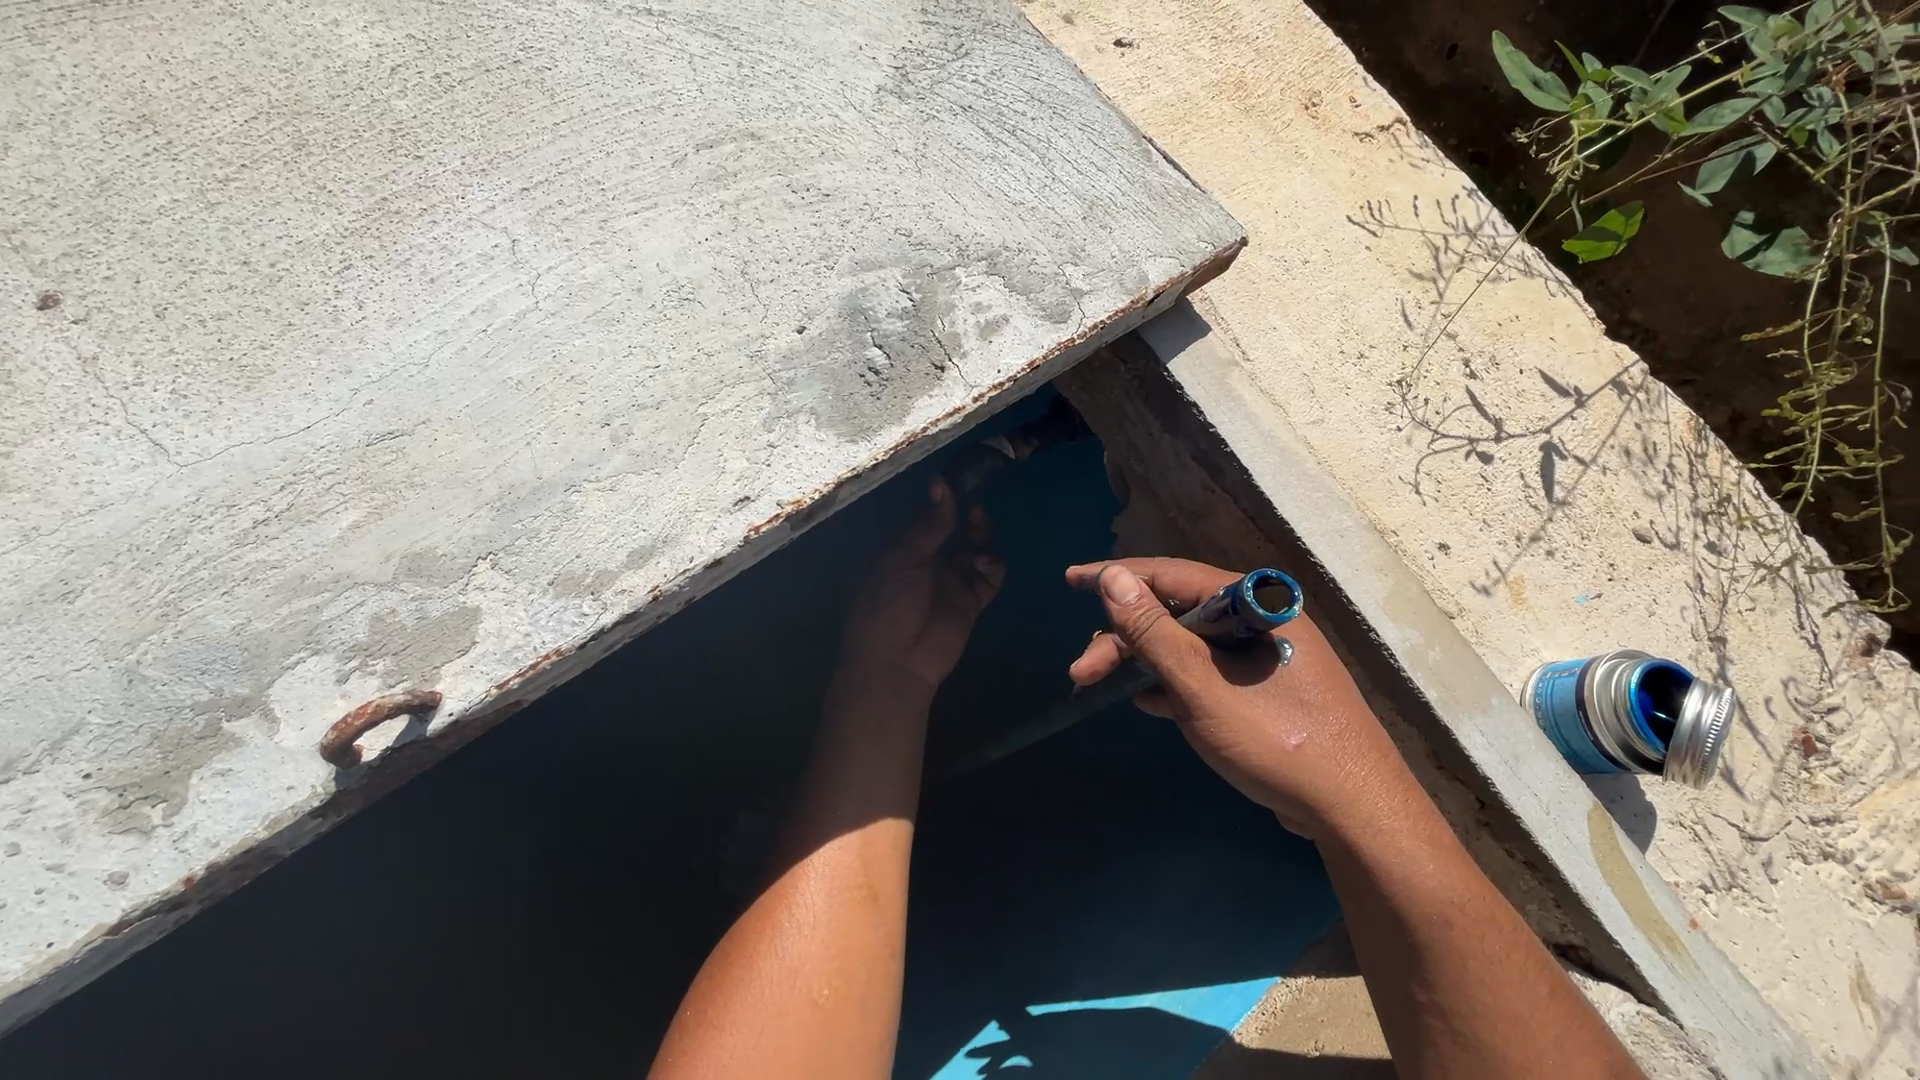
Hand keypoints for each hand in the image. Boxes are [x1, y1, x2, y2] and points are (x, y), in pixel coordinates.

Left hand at [838, 477, 1005, 701]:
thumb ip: (927, 526)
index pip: (928, 518)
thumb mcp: (901, 561)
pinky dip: (992, 565)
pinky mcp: (971, 602)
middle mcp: (929, 562)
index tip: (956, 479)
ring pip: (975, 549)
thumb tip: (941, 484)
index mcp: (904, 550)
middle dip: (967, 514)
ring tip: (978, 527)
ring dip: (981, 535)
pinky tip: (984, 562)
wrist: (897, 663)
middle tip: (976, 501)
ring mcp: (952, 583)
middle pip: (956, 530)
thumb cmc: (887, 607)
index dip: (943, 500)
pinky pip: (989, 577)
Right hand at [1066, 558, 1411, 837]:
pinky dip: (1173, 682)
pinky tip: (1148, 702)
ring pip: (1187, 644)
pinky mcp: (1263, 688)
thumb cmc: (1277, 739)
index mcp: (1254, 601)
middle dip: (1124, 639)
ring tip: (1102, 689)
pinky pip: (1206, 671)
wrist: (1353, 810)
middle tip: (1082, 671)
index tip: (1071, 581)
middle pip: (1174, 612)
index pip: (1170, 575)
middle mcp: (1259, 618)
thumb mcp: (1201, 685)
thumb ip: (1153, 631)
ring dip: (1143, 663)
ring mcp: (1263, 654)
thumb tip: (1112, 577)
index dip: (1116, 577)